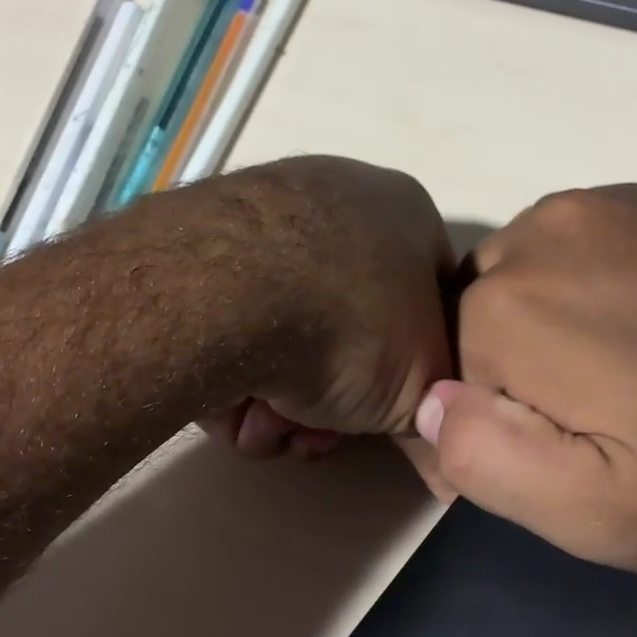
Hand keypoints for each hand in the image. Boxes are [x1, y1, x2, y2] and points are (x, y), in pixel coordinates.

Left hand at [196, 157, 456, 457]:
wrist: (230, 296)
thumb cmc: (352, 324)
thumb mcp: (425, 383)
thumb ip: (434, 402)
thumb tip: (428, 429)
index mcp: (405, 210)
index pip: (428, 296)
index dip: (414, 367)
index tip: (388, 411)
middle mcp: (336, 199)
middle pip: (348, 325)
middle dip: (334, 397)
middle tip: (316, 437)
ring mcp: (263, 220)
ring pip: (286, 331)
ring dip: (281, 399)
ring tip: (266, 429)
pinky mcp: (202, 249)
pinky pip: (234, 322)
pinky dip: (235, 370)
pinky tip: (230, 405)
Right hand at [410, 184, 636, 582]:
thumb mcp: (592, 513)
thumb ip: (483, 458)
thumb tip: (433, 403)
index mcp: (509, 305)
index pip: (452, 362)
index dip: (498, 416)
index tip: (565, 455)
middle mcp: (548, 228)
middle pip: (490, 303)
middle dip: (522, 358)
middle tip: (606, 415)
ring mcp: (619, 199)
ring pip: (541, 263)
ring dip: (563, 313)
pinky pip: (603, 235)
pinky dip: (613, 276)